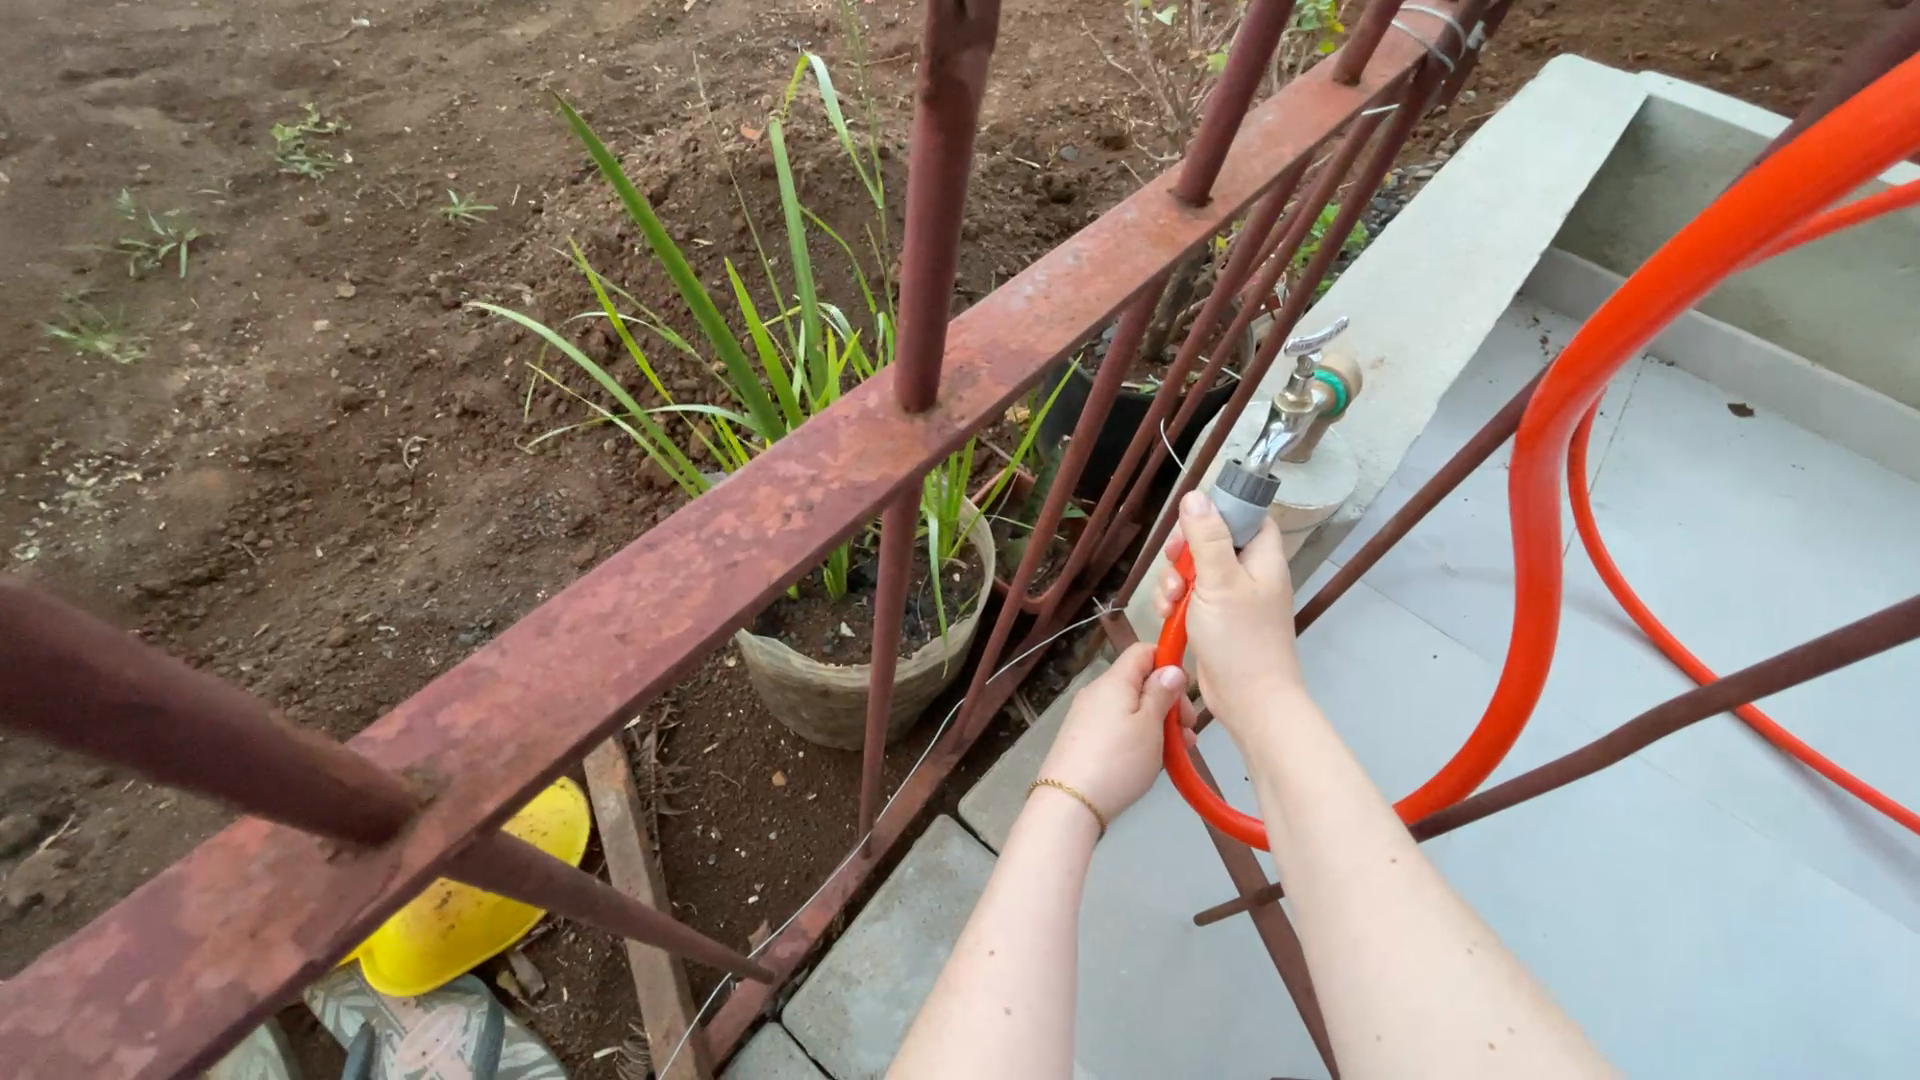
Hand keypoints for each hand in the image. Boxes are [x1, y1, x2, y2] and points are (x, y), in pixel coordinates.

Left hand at [1034, 642, 1188, 825]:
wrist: (1070, 802)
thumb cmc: (1118, 759)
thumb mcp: (1149, 725)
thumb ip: (1161, 693)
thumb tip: (1171, 668)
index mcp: (1114, 680)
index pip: (1142, 651)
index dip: (1168, 663)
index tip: (1186, 692)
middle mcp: (1097, 692)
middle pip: (1139, 681)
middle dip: (1169, 700)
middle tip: (1188, 729)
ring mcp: (1088, 715)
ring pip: (1132, 707)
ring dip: (1159, 722)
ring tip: (1181, 750)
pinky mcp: (1083, 738)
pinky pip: (1118, 726)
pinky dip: (1140, 735)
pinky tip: (1156, 758)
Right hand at [1152, 490, 1307, 730]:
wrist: (1249, 700)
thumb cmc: (1240, 638)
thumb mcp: (1219, 582)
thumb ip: (1206, 537)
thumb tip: (1196, 495)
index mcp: (1262, 558)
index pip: (1246, 516)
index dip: (1218, 513)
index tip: (1191, 523)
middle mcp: (1249, 574)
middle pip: (1211, 541)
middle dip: (1183, 553)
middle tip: (1174, 565)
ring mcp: (1232, 598)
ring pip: (1194, 570)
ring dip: (1174, 582)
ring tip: (1171, 603)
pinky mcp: (1215, 619)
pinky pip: (1190, 597)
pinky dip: (1176, 603)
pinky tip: (1168, 617)